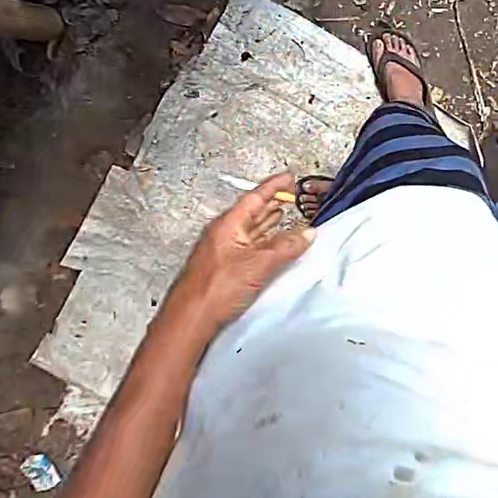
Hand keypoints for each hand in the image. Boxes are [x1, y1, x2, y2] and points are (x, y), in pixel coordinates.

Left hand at [166, 173, 314, 331]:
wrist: (191, 319)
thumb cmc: (214, 290)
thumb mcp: (258, 264)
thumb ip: (285, 247)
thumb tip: (306, 233)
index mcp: (228, 225)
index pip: (255, 198)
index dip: (274, 186)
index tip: (288, 178)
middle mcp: (223, 234)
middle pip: (252, 212)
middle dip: (273, 203)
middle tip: (290, 196)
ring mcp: (222, 252)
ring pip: (250, 230)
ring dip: (268, 223)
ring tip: (284, 216)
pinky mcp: (224, 269)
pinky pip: (248, 247)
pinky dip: (264, 243)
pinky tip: (271, 247)